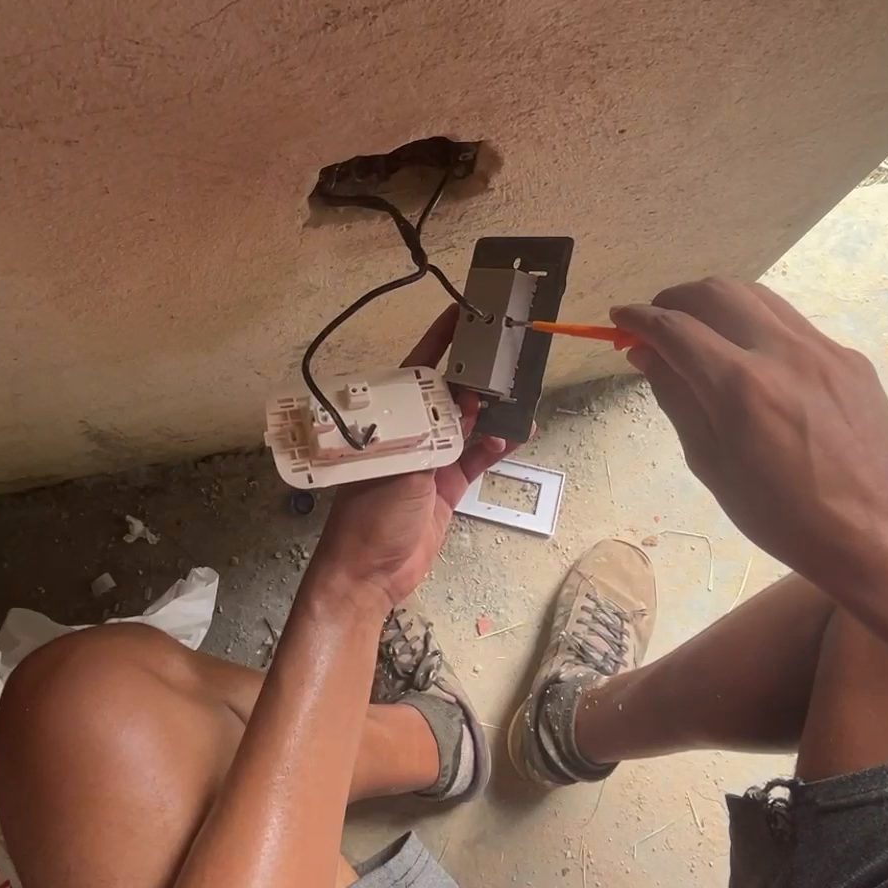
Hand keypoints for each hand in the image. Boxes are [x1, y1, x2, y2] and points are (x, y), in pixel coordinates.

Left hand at [310, 309, 520, 607]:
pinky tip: (514, 434)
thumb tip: (470, 399)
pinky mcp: (445, 489)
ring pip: (464, 427)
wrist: (369, 574)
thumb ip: (437, 435)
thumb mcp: (402, 468)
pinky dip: (492, 448)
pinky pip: (473, 460)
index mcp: (386, 424)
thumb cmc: (370, 516)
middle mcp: (408, 436)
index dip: (436, 342)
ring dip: (488, 411)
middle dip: (472, 375)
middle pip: (444, 397)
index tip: (460, 313)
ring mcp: (428, 462)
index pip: (413, 374)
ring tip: (517, 391)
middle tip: (503, 352)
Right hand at [612, 279, 887, 603]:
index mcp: (740, 387)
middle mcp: (782, 352)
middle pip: (714, 292)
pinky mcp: (849, 358)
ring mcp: (823, 350)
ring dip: (713, 302)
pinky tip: (746, 357)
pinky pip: (788, 322)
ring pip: (755, 295)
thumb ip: (676, 398)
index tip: (618, 321)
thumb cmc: (781, 516)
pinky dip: (752, 323)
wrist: (880, 536)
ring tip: (695, 330)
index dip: (637, 319)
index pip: (674, 328)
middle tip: (654, 325)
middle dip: (673, 300)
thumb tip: (646, 355)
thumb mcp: (710, 463)